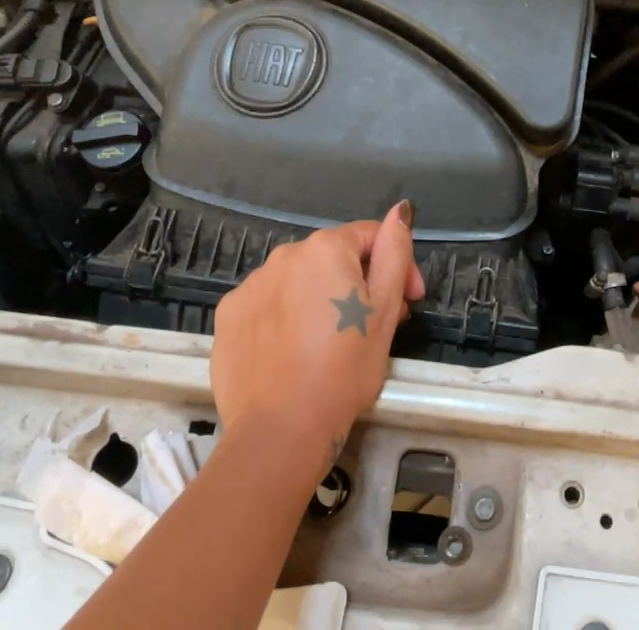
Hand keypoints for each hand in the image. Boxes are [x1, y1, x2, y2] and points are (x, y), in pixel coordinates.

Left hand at [208, 202, 425, 477]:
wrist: (280, 429)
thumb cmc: (345, 368)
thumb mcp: (385, 310)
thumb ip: (394, 252)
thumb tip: (401, 210)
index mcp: (325, 249)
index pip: (370, 237)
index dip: (397, 265)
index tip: (411, 303)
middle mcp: (283, 255)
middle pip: (332, 258)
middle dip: (358, 283)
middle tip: (376, 326)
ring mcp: (250, 286)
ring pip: (298, 281)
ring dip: (320, 299)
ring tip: (332, 342)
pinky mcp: (228, 316)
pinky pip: (268, 304)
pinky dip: (286, 317)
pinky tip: (295, 350)